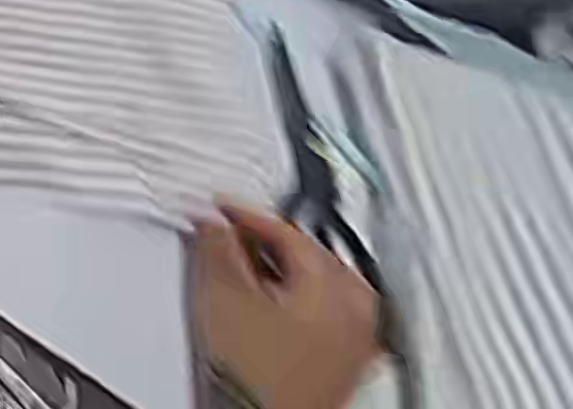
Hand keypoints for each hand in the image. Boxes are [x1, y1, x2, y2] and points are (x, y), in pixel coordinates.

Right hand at [192, 203, 381, 408]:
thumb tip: (212, 220)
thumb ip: (216, 243)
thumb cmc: (254, 367)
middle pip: (316, 257)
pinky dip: (297, 290)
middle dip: (272, 238)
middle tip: (234, 227)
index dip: (248, 214)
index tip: (218, 206)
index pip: (290, 235)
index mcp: (336, 293)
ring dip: (285, 263)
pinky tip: (269, 292)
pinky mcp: (344, 362)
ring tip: (248, 255)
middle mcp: (360, 317)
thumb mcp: (223, 288)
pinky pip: (327, 309)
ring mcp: (357, 345)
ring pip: (324, 283)